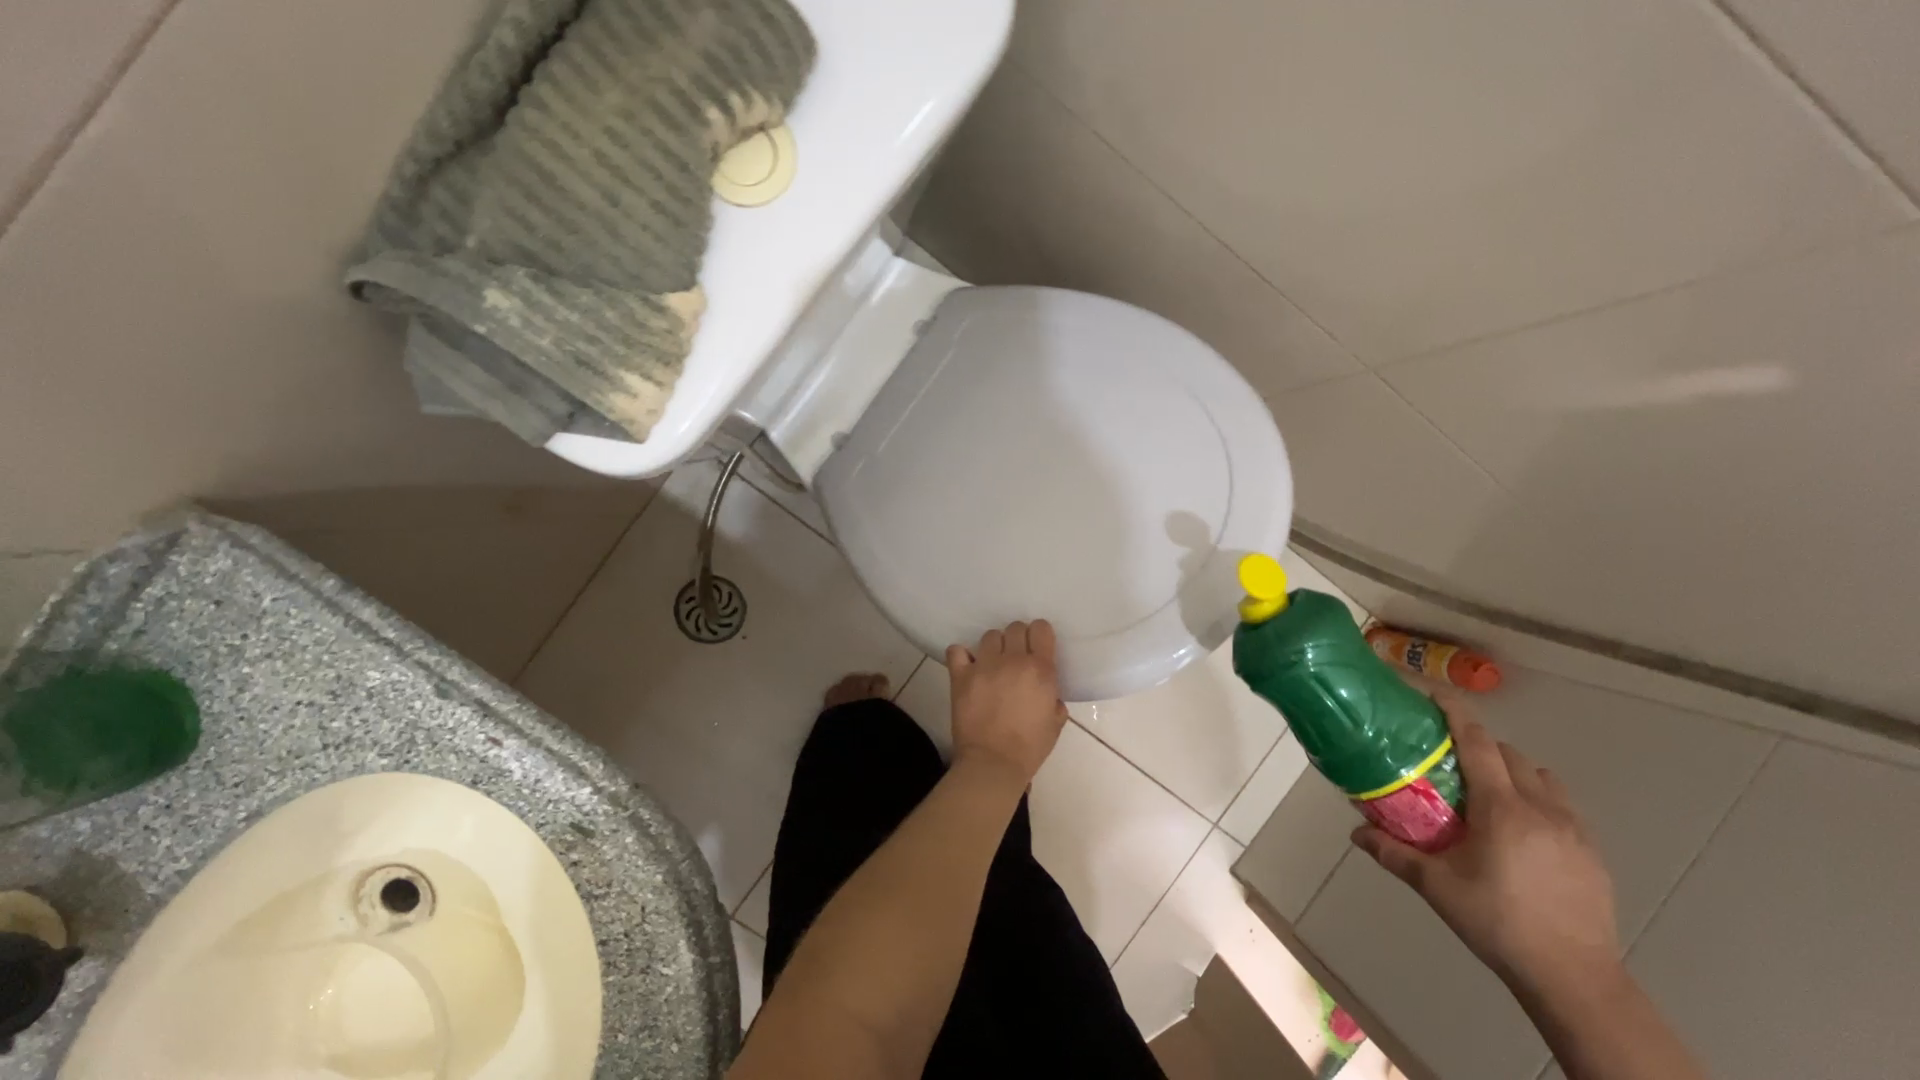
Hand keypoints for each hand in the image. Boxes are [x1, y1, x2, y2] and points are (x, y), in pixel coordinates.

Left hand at [946, 620, 1069, 786]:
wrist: (993, 762)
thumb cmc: (1029, 747)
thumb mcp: (1056, 723)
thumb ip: (1054, 699)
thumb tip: (1048, 692)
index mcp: (1040, 669)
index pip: (1040, 628)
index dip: (1039, 635)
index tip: (1037, 648)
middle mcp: (1013, 660)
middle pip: (1015, 628)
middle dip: (1018, 640)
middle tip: (1015, 659)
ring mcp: (984, 666)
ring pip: (990, 636)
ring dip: (994, 647)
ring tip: (992, 665)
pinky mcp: (961, 676)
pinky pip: (957, 650)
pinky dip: (962, 655)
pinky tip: (968, 667)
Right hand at [1351, 703, 1620, 994]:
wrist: (1572, 973)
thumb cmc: (1497, 923)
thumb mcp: (1437, 887)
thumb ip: (1395, 854)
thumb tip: (1356, 833)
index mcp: (1502, 808)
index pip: (1478, 743)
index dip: (1456, 714)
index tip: (1435, 696)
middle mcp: (1541, 806)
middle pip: (1510, 754)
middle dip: (1481, 746)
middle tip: (1452, 762)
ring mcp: (1573, 827)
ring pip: (1542, 776)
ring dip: (1514, 771)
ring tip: (1489, 794)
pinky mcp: (1592, 849)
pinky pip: (1563, 804)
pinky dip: (1539, 798)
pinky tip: (1523, 830)